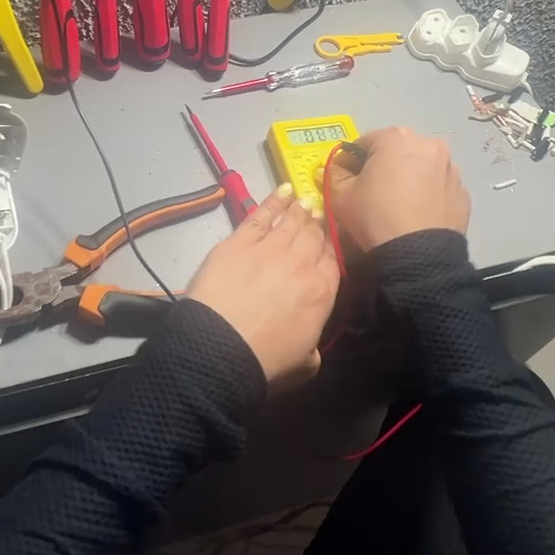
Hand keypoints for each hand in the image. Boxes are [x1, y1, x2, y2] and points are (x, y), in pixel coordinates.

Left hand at [186, 183, 339, 390]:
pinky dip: (274, 201)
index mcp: (322, 294)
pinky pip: (261, 215)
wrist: (221, 349)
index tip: (331, 236)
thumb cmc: (264, 363)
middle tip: (319, 211)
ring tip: (305, 200)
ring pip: (291, 222)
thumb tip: (311, 342)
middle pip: (313, 237)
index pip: (333, 261)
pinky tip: (283, 190)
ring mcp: (270, 248)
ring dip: (300, 210)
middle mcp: (301, 264)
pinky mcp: (240, 242)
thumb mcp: (306, 364)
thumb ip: (314, 346)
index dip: (332, 246)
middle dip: (318, 223)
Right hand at [326, 126, 470, 250]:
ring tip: (397, 206)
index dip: (350, 162)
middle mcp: (428, 144)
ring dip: (407, 178)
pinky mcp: (462, 192)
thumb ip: (334, 173)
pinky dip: (426, 194)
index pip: (363, 143)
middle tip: (371, 193)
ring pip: (419, 167)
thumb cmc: (375, 216)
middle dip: (382, 167)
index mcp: (395, 138)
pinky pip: (437, 186)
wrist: (420, 257)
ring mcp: (450, 168)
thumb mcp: (340, 195)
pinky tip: (416, 215)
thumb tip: (337, 167)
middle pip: (394, 151)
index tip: (346, 182)